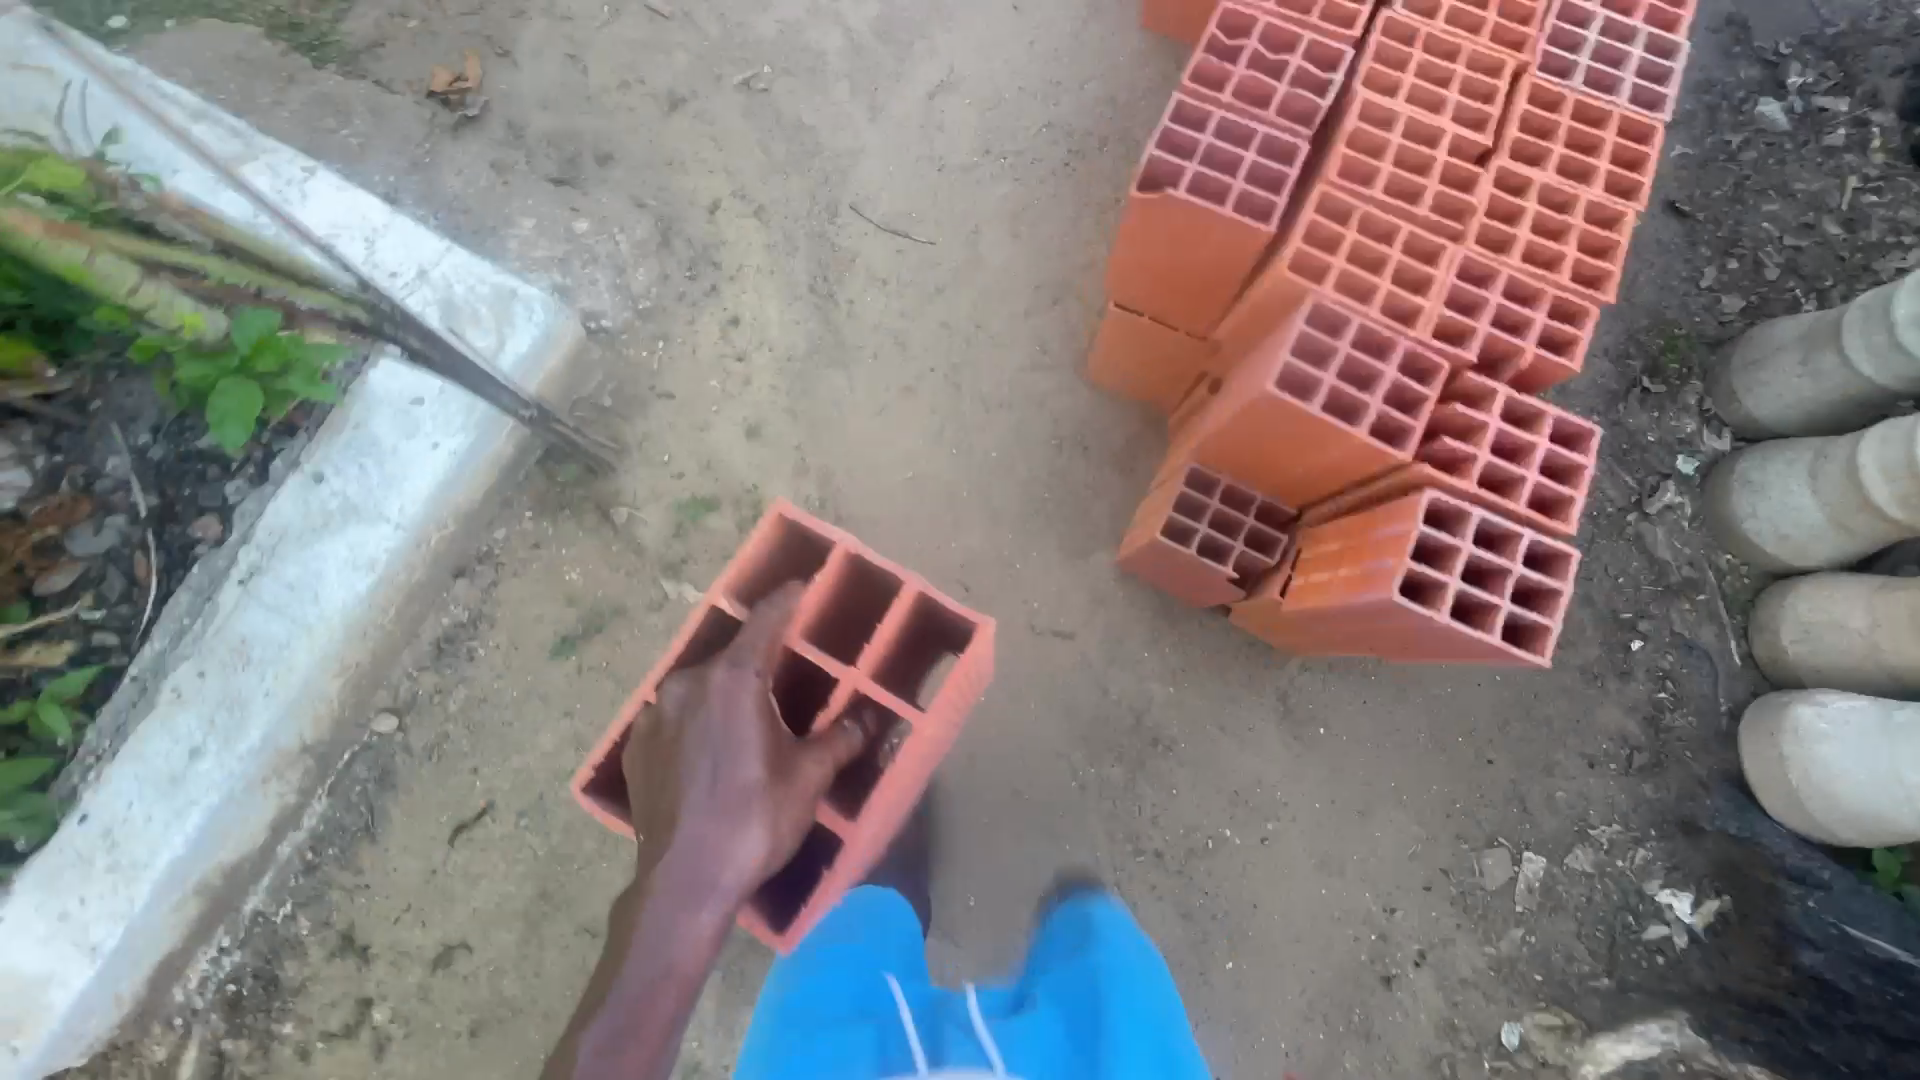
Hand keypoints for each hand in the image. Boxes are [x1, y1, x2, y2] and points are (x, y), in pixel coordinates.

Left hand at [622, 582, 874, 903]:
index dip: (787, 599)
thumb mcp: (809, 777)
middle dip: (758, 654)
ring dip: (725, 688)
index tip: (802, 586)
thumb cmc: (756, 819)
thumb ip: (841, 738)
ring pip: (699, 683)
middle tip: (784, 668)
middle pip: (731, 652)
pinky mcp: (636, 744)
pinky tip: (710, 748)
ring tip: (747, 714)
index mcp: (735, 679)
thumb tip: (872, 718)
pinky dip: (696, 717)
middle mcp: (689, 682)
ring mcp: (655, 713)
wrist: (685, 881)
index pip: (766, 620)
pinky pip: (674, 714)